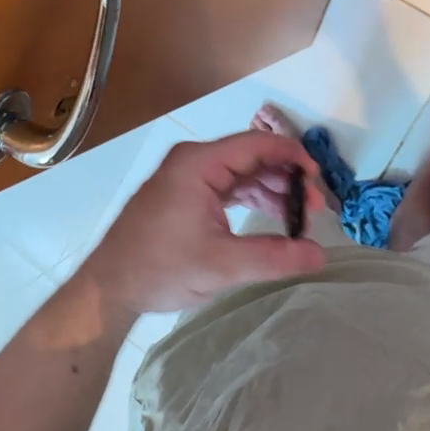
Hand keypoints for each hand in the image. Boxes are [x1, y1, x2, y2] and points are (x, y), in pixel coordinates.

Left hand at [76, 130, 326, 315]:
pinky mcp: (185, 195)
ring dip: (271, 192)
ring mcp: (187, 177)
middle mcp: (193, 161)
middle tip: (315, 209)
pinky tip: (273, 220)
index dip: (292, 156)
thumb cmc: (160, 268)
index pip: (256, 144)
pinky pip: (227, 188)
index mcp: (199, 163)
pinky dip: (252, 200)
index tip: (319, 177)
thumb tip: (320, 255)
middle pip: (251, 158)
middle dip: (286, 179)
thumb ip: (273, 256)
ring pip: (241, 174)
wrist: (110, 286)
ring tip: (300, 220)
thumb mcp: (221, 265)